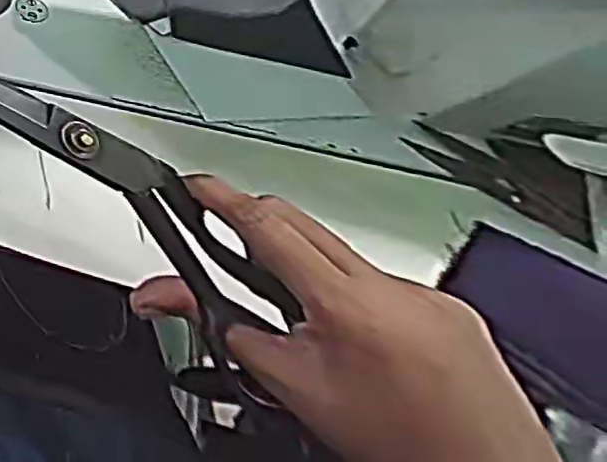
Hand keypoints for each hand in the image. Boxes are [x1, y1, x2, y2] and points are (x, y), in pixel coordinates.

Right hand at [130, 176, 556, 461]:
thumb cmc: (405, 449)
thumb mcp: (287, 384)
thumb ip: (217, 324)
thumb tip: (163, 295)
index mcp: (351, 306)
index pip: (267, 224)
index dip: (221, 196)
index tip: (194, 184)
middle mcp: (399, 292)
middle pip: (300, 222)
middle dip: (253, 221)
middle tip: (222, 229)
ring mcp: (434, 301)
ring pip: (338, 249)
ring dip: (303, 261)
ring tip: (297, 308)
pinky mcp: (456, 313)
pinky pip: (381, 277)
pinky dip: (349, 289)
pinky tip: (352, 331)